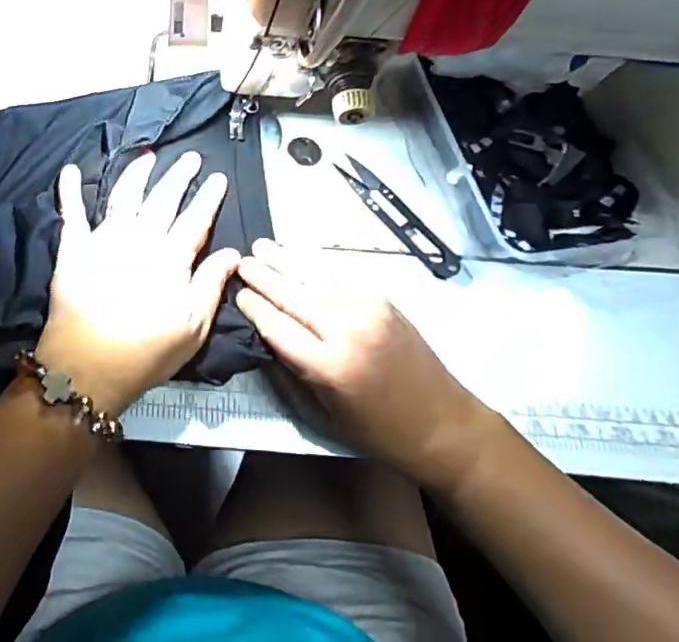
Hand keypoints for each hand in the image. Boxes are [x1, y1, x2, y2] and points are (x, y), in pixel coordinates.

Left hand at [34, 152, 239, 416]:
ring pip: (125, 197)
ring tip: (149, 157)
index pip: (196, 218)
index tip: (218, 177)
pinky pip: (73, 215)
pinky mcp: (74, 251)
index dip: (209, 197)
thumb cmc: (146, 352)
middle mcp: (140, 239)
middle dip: (180, 176)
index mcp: (172, 257)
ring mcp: (104, 241)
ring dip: (138, 174)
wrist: (85, 370)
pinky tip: (70, 170)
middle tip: (191, 158)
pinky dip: (70, 190)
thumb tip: (232, 252)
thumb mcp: (194, 326)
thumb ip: (211, 283)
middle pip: (164, 199)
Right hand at [234, 239, 499, 488]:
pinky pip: (343, 278)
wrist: (440, 420)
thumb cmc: (379, 431)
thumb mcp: (327, 414)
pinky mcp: (384, 301)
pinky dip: (319, 266)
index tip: (238, 293)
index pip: (280, 328)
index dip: (256, 309)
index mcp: (329, 367)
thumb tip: (270, 339)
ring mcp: (369, 310)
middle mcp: (347, 330)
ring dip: (289, 261)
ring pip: (319, 278)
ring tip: (264, 247)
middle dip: (266, 277)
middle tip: (242, 261)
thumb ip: (296, 374)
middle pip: (296, 296)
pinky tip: (303, 257)